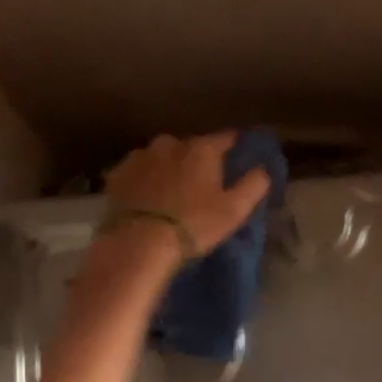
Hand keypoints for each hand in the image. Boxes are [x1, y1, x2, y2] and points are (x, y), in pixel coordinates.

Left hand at [103, 132, 272, 261]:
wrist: (139, 242)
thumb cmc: (194, 224)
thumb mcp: (234, 210)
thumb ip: (253, 185)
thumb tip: (263, 169)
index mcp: (201, 148)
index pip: (225, 138)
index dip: (234, 146)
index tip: (238, 154)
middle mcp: (170, 143)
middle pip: (190, 146)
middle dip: (197, 160)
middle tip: (201, 183)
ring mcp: (140, 156)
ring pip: (161, 157)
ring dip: (168, 168)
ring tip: (171, 192)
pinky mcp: (118, 174)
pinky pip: (138, 172)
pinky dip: (145, 180)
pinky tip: (146, 198)